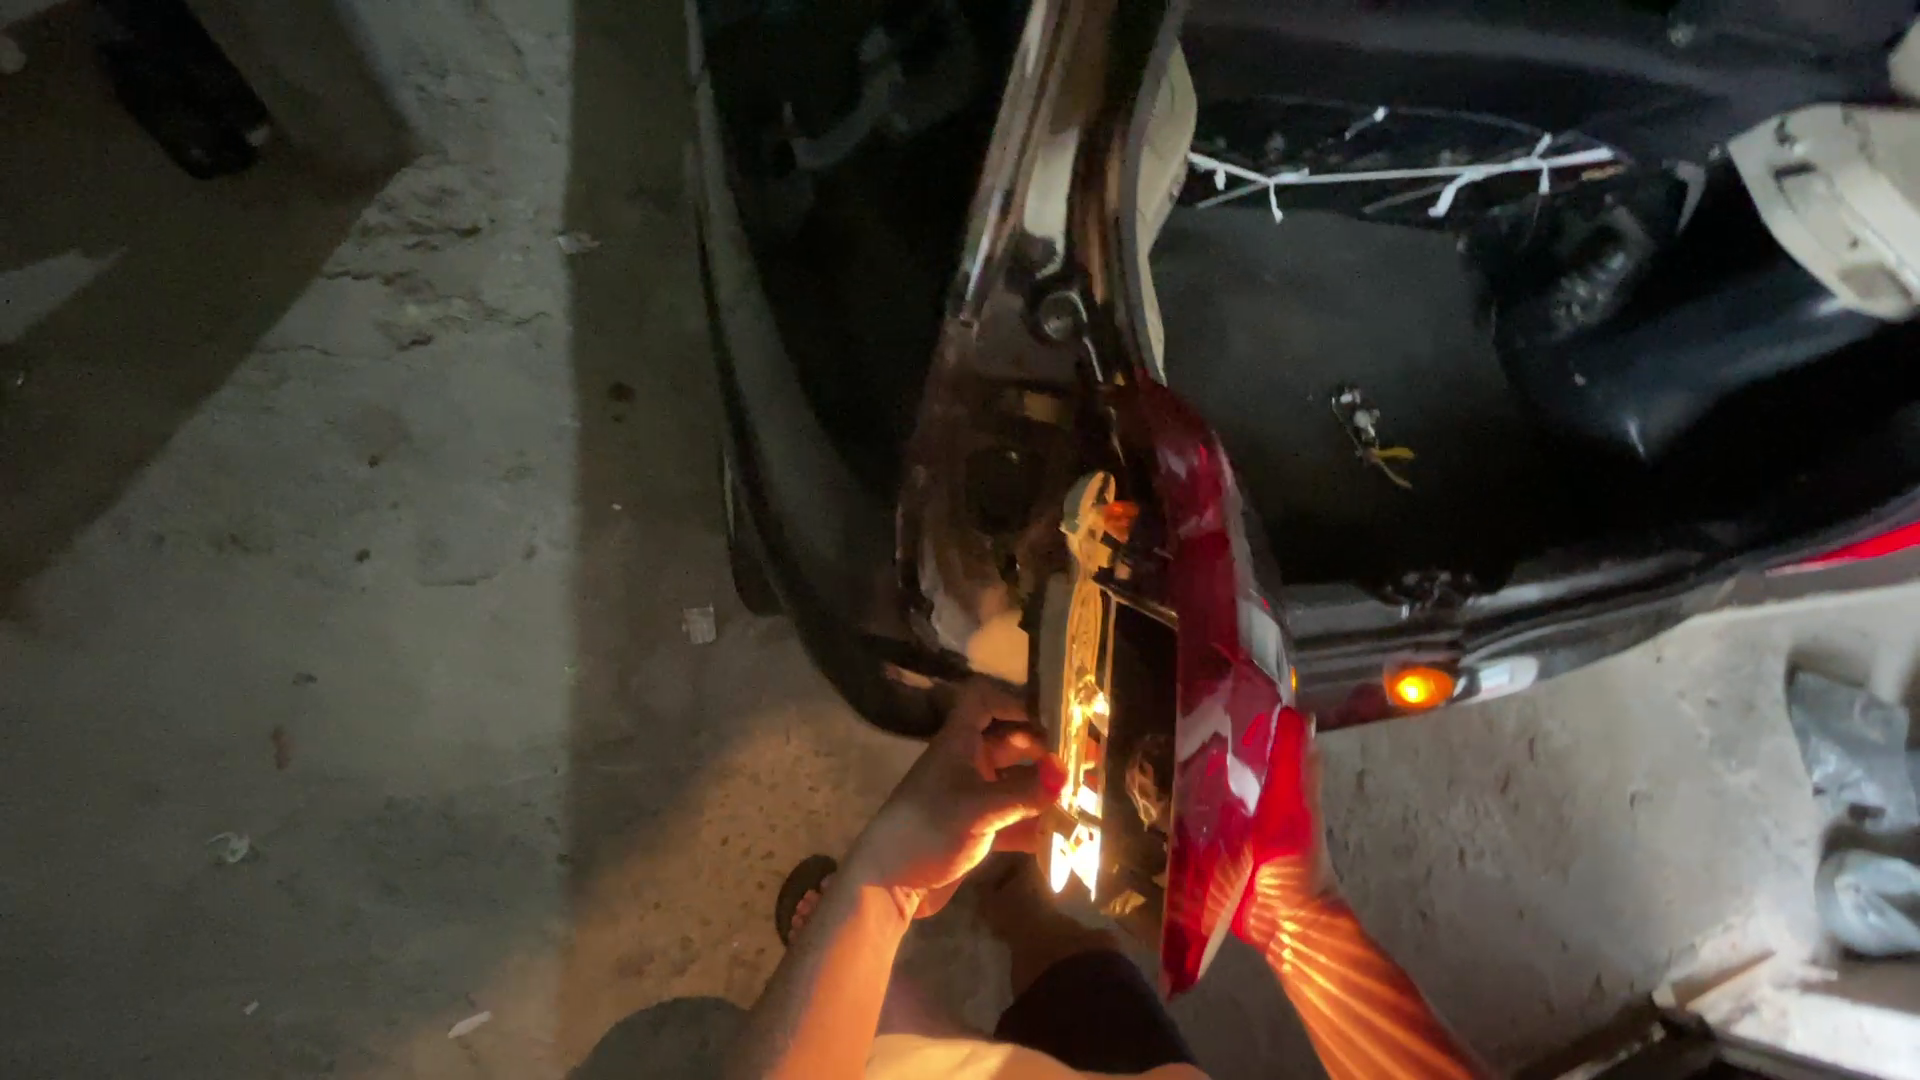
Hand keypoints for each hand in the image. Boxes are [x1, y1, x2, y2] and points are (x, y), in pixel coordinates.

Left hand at [843, 680, 1066, 919]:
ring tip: (1085, 798)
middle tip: (1082, 764)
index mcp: (959, 742)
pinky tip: (1066, 835)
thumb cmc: (928, 829)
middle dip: (1045, 752)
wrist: (887, 884)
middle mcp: (967, 762)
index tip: (1053, 718)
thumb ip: (1025, 794)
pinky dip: (1036, 823)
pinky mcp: (976, 828)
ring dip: (1045, 790)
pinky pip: (1014, 817)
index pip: (983, 702)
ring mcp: (972, 795)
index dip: (1015, 703)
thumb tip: (1066, 776)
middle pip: (1010, 742)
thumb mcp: (979, 809)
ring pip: (1016, 782)